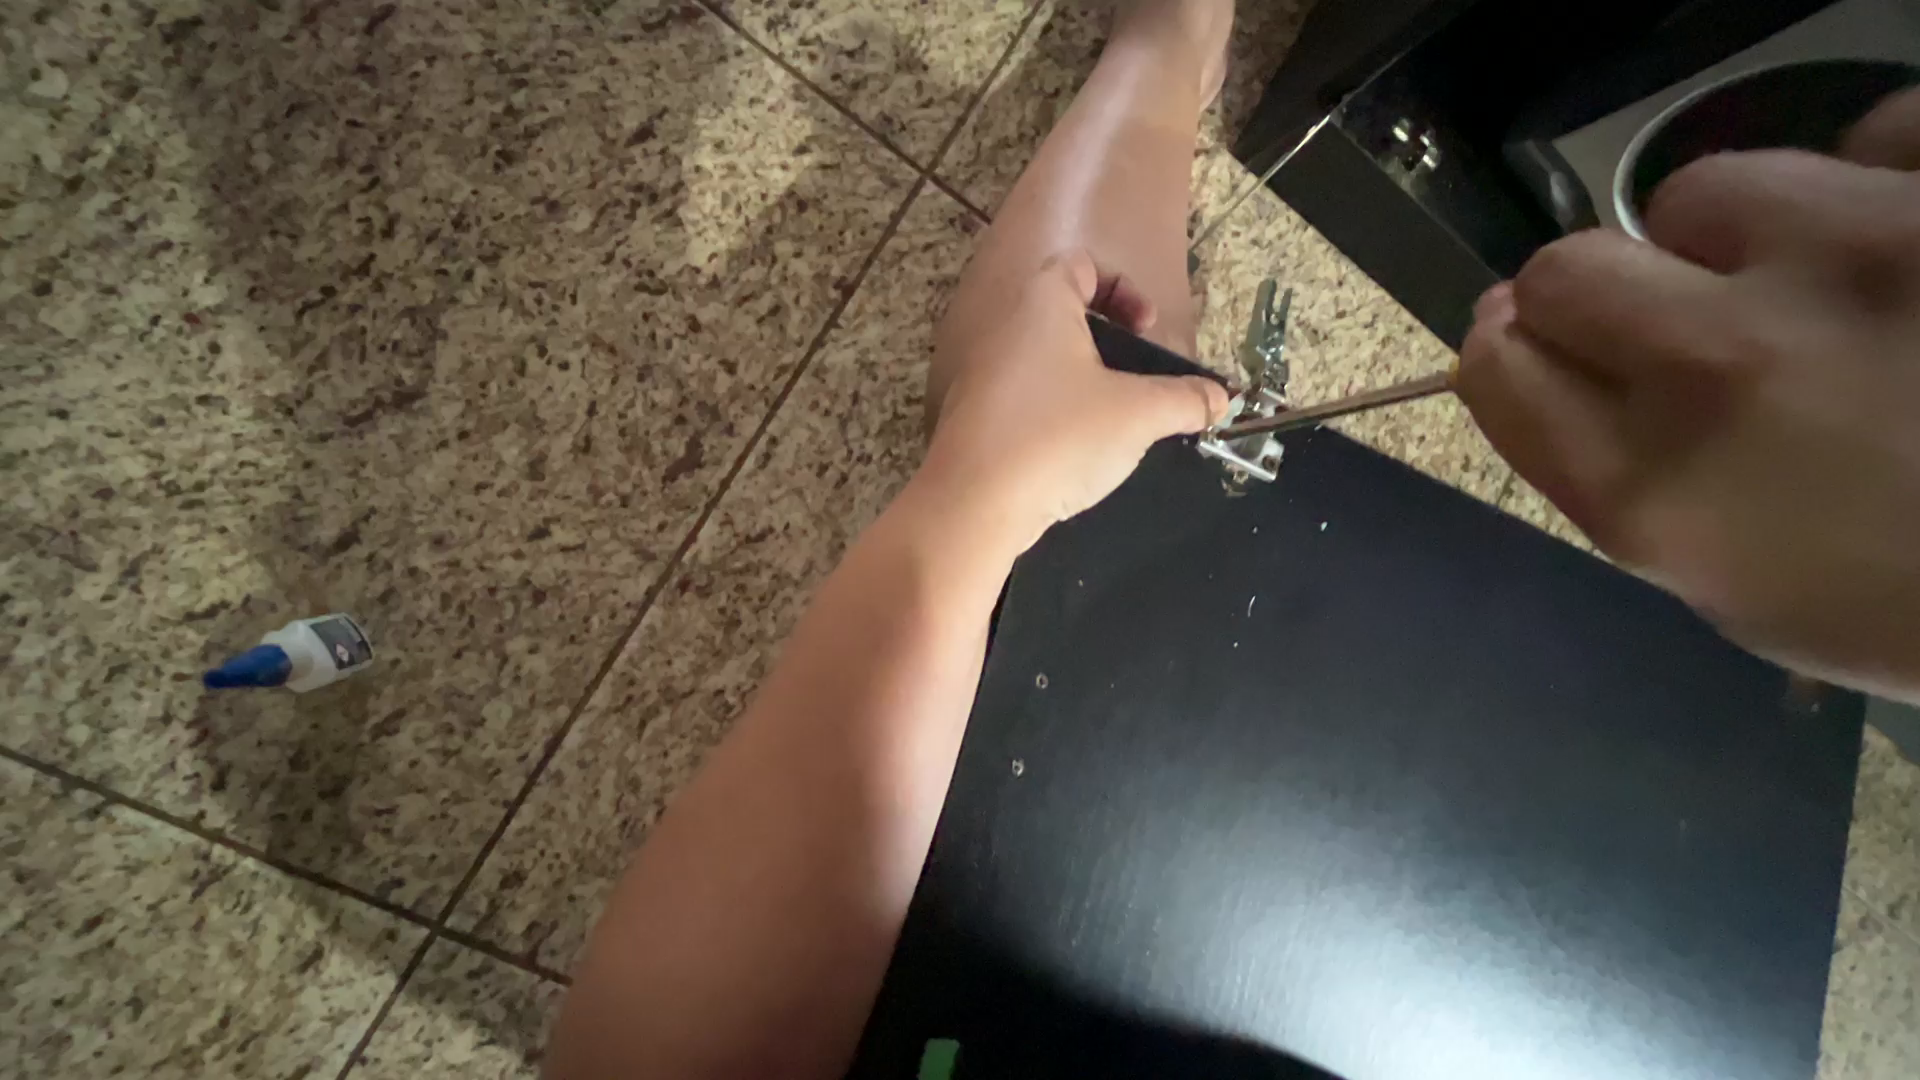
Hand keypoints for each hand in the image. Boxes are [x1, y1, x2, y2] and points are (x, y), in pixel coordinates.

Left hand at [919, 250, 1228, 554]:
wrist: (974, 505)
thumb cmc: (1058, 439)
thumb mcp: (1138, 416)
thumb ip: (1185, 401)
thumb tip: (1220, 398)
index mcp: (1042, 305)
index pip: (1081, 266)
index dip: (1122, 288)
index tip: (1146, 330)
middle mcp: (1003, 331)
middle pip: (1062, 317)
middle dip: (1108, 344)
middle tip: (1136, 379)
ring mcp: (981, 378)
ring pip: (1042, 364)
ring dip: (1081, 385)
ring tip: (1112, 424)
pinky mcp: (972, 420)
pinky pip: (1021, 403)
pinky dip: (1051, 416)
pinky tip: (1071, 456)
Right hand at [1458, 88, 1919, 699]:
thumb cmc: (1900, 592)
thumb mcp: (1701, 567)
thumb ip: (1583, 456)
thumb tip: (1512, 335)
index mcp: (1648, 484)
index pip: (1495, 359)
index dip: (1513, 350)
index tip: (1556, 352)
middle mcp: (1726, 367)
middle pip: (1562, 270)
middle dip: (1598, 298)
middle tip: (1679, 327)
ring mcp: (1869, 260)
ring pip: (1704, 191)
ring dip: (1736, 239)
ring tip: (1825, 289)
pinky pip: (1883, 129)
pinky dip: (1885, 180)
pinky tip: (1917, 251)